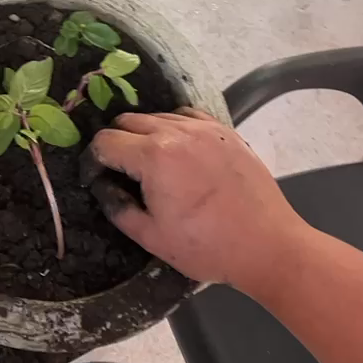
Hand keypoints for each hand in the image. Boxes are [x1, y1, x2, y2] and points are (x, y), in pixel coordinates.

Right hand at [89, 108, 309, 288]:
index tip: (97, 177)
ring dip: (144, 135)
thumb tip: (102, 186)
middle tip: (123, 173)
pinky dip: (173, 127)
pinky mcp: (223, 130)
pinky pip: (185, 115)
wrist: (269, 245)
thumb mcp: (151, 237)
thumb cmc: (208, 246)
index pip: (105, 141)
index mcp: (153, 156)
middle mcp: (175, 132)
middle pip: (126, 122)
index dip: (94, 160)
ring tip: (153, 164)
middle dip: (117, 144)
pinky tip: (179, 150)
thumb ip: (117, 207)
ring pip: (155, 116)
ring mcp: (202, 127)